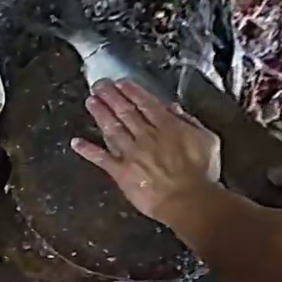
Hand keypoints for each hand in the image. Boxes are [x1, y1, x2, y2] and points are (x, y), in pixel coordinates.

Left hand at [72, 79, 224, 224]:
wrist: (187, 199)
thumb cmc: (201, 173)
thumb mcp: (206, 139)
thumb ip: (189, 121)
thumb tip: (174, 108)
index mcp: (168, 126)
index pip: (146, 103)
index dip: (131, 91)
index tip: (121, 83)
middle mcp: (146, 136)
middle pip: (125, 112)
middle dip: (111, 97)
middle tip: (99, 85)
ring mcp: (132, 153)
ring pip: (112, 129)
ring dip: (100, 114)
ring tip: (90, 102)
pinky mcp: (121, 172)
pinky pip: (101, 159)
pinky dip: (87, 150)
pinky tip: (76, 142)